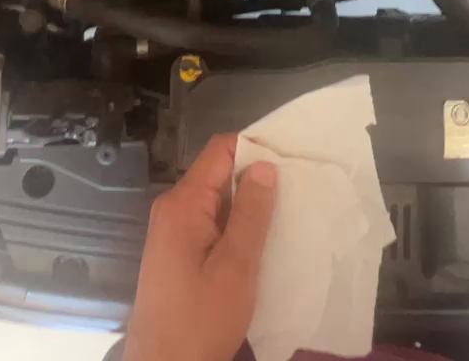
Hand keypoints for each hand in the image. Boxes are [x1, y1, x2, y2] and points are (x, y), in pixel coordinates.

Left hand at [123, 133, 278, 360]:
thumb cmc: (199, 321)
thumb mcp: (234, 268)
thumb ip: (251, 214)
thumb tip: (264, 165)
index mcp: (183, 203)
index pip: (219, 150)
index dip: (254, 147)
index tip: (290, 159)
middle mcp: (173, 208)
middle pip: (218, 172)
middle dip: (255, 177)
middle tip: (296, 189)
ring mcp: (172, 231)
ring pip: (217, 199)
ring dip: (248, 205)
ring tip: (286, 215)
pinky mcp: (177, 252)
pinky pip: (210, 222)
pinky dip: (235, 226)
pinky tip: (260, 242)